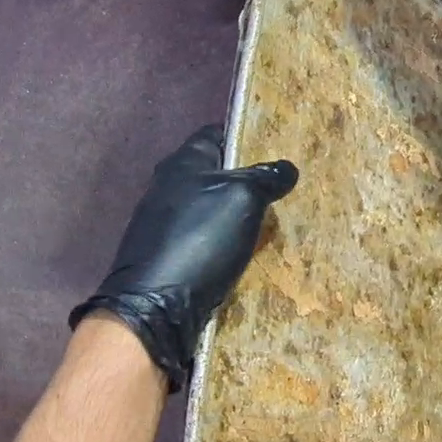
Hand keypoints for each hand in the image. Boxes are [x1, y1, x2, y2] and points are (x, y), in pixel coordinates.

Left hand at [70, 125, 297, 390]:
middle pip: (215, 173)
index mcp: (183, 162)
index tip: (277, 148)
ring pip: (212, 208)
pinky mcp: (167, 256)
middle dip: (247, 179)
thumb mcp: (243, 198)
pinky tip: (248, 253)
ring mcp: (165, 223)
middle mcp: (169, 187)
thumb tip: (286, 167)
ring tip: (274, 222)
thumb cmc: (200, 239)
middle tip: (284, 189)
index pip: (216, 134)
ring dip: (238, 214)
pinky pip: (206, 238)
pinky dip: (227, 242)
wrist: (154, 307)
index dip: (246, 137)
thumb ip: (266, 178)